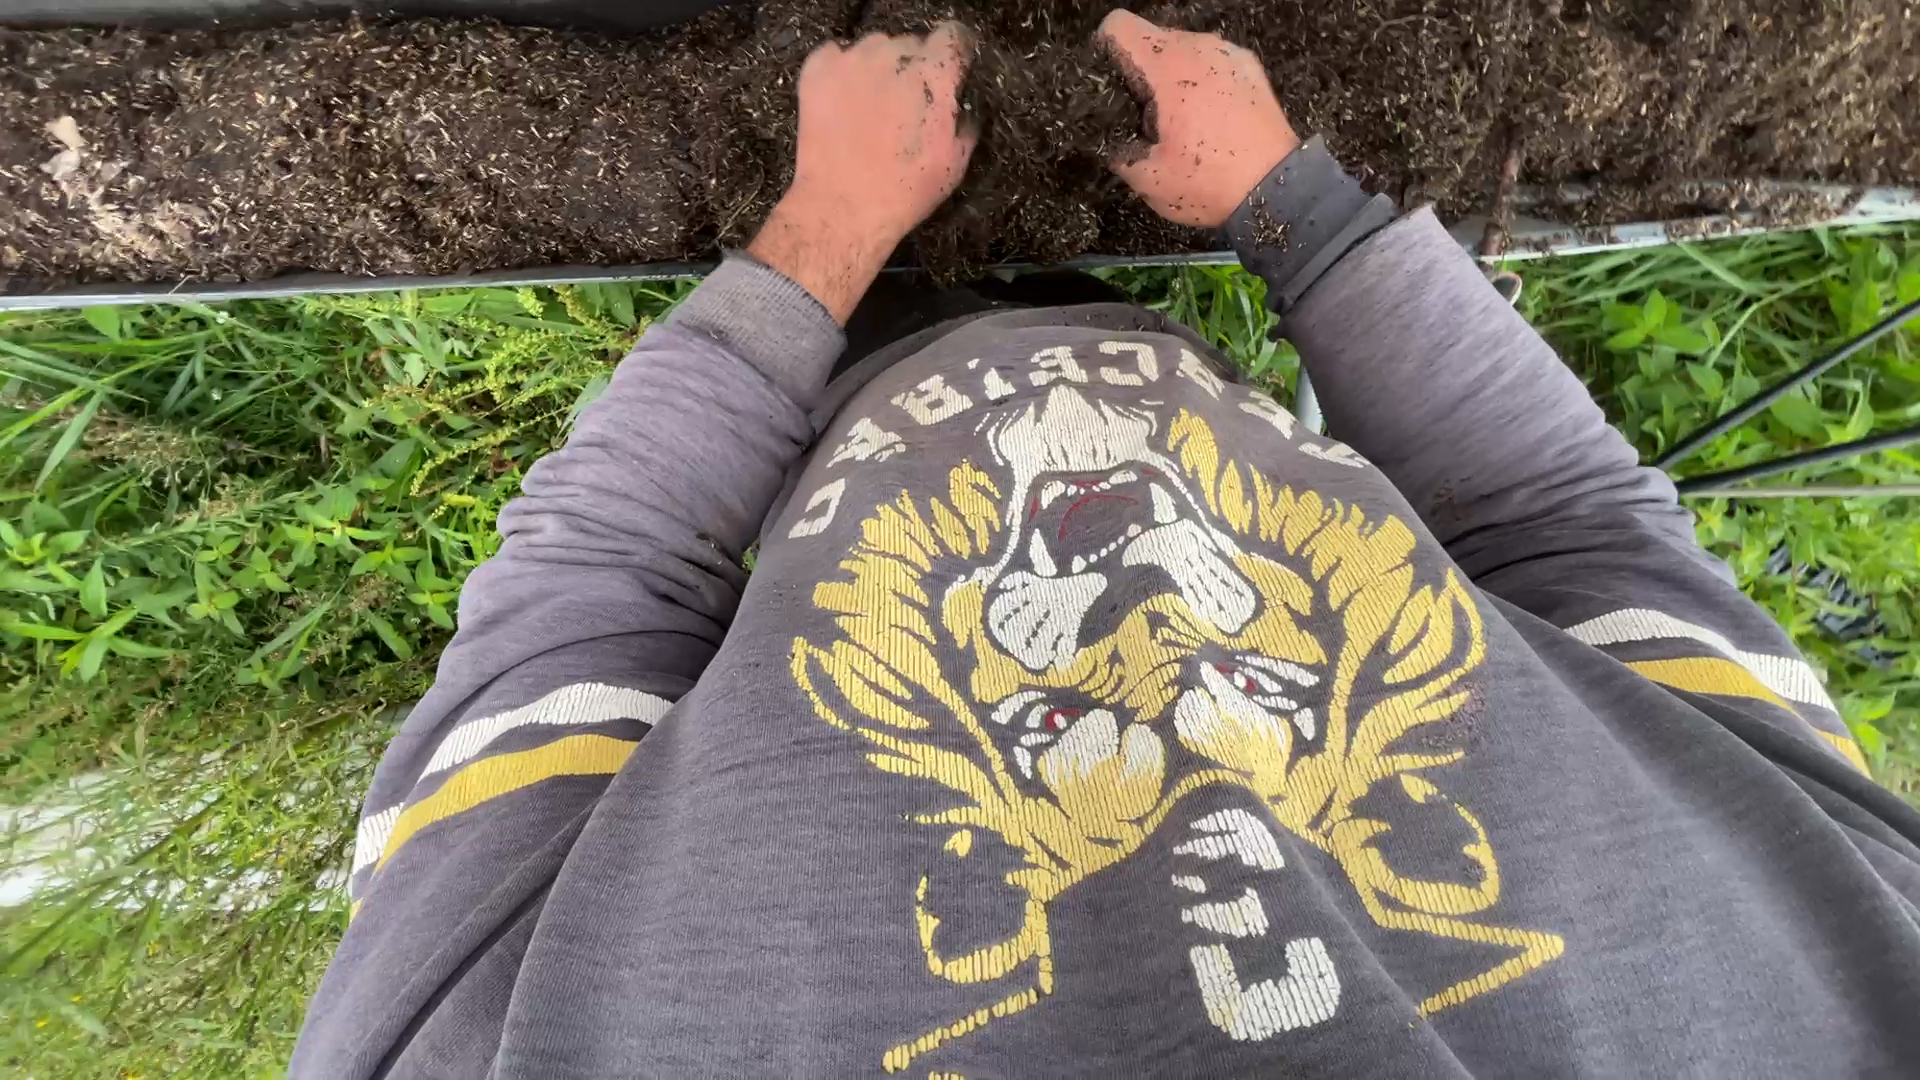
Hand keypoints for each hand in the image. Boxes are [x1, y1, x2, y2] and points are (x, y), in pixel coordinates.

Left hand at [748, 23, 977, 323]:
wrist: (844, 208)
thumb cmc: (904, 193)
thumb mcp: (954, 165)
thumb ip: (964, 123)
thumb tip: (959, 106)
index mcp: (934, 74)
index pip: (953, 36)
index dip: (953, 55)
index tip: (949, 73)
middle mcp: (894, 53)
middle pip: (911, 44)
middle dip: (914, 70)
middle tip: (906, 111)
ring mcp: (853, 58)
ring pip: (875, 48)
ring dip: (879, 71)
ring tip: (872, 112)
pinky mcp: (819, 68)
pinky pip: (837, 56)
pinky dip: (843, 75)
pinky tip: (844, 108)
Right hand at [1097, 9, 1299, 227]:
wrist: (1273, 188)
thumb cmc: (1204, 183)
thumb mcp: (1145, 178)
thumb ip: (1114, 147)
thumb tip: (1103, 132)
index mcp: (1166, 66)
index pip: (1117, 27)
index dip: (1105, 55)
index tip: (1110, 91)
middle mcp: (1198, 45)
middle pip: (1151, 41)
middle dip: (1139, 76)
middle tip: (1145, 123)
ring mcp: (1227, 52)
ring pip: (1182, 52)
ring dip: (1170, 81)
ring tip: (1179, 126)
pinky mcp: (1248, 65)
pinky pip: (1210, 63)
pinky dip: (1199, 84)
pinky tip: (1208, 121)